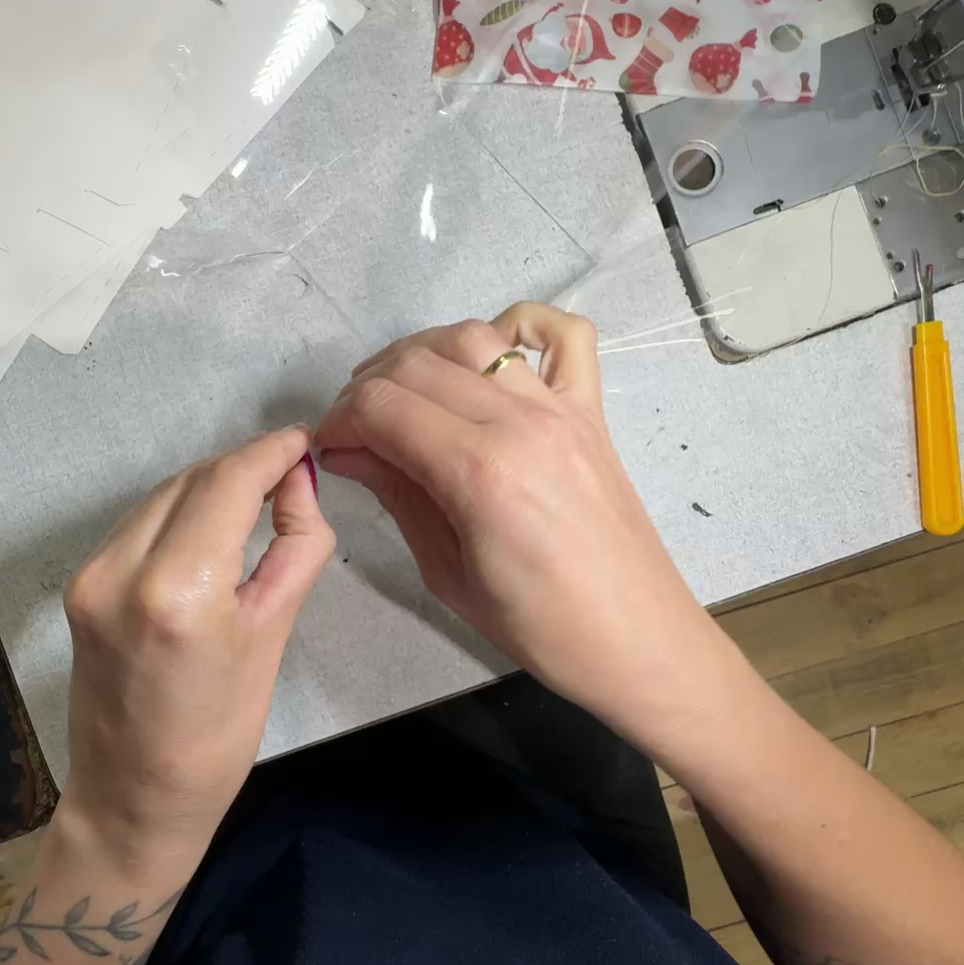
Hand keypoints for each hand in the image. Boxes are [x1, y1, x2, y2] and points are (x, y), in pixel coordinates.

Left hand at [59, 426, 333, 869]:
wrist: (131, 800)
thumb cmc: (217, 738)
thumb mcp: (272, 640)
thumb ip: (295, 548)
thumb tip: (299, 485)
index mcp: (178, 589)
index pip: (228, 484)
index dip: (270, 452)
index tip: (302, 441)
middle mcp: (121, 567)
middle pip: (193, 480)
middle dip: (245, 466)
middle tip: (291, 475)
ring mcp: (91, 574)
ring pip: (163, 495)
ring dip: (212, 486)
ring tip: (258, 497)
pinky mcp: (81, 584)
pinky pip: (140, 523)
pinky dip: (181, 511)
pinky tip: (211, 526)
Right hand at [314, 303, 725, 723]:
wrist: (634, 639)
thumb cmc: (535, 626)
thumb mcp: (445, 570)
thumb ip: (396, 494)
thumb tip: (344, 452)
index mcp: (478, 471)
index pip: (382, 406)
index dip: (339, 420)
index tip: (329, 447)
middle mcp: (520, 421)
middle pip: (416, 364)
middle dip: (366, 389)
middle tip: (354, 430)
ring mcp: (562, 407)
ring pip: (472, 337)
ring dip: (420, 354)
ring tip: (401, 394)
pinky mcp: (591, 409)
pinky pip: (563, 334)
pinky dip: (519, 325)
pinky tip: (490, 359)